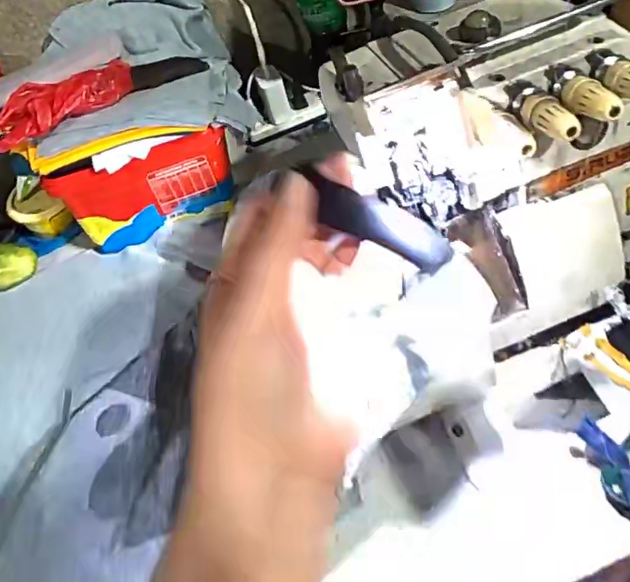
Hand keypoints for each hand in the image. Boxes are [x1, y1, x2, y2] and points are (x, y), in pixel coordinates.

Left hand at [161, 170, 357, 581]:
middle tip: (354, 172)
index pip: (263, 217)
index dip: (287, 185)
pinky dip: (376, 254)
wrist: (282, 470)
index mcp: (241, 277)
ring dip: (353, 221)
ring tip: (373, 197)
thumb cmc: (250, 384)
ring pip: (336, 247)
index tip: (318, 160)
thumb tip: (295, 181)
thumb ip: (277, 243)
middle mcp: (278, 283)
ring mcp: (316, 304)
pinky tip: (387, 237)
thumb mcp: (253, 307)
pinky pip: (364, 277)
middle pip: (304, 225)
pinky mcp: (350, 324)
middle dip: (327, 197)